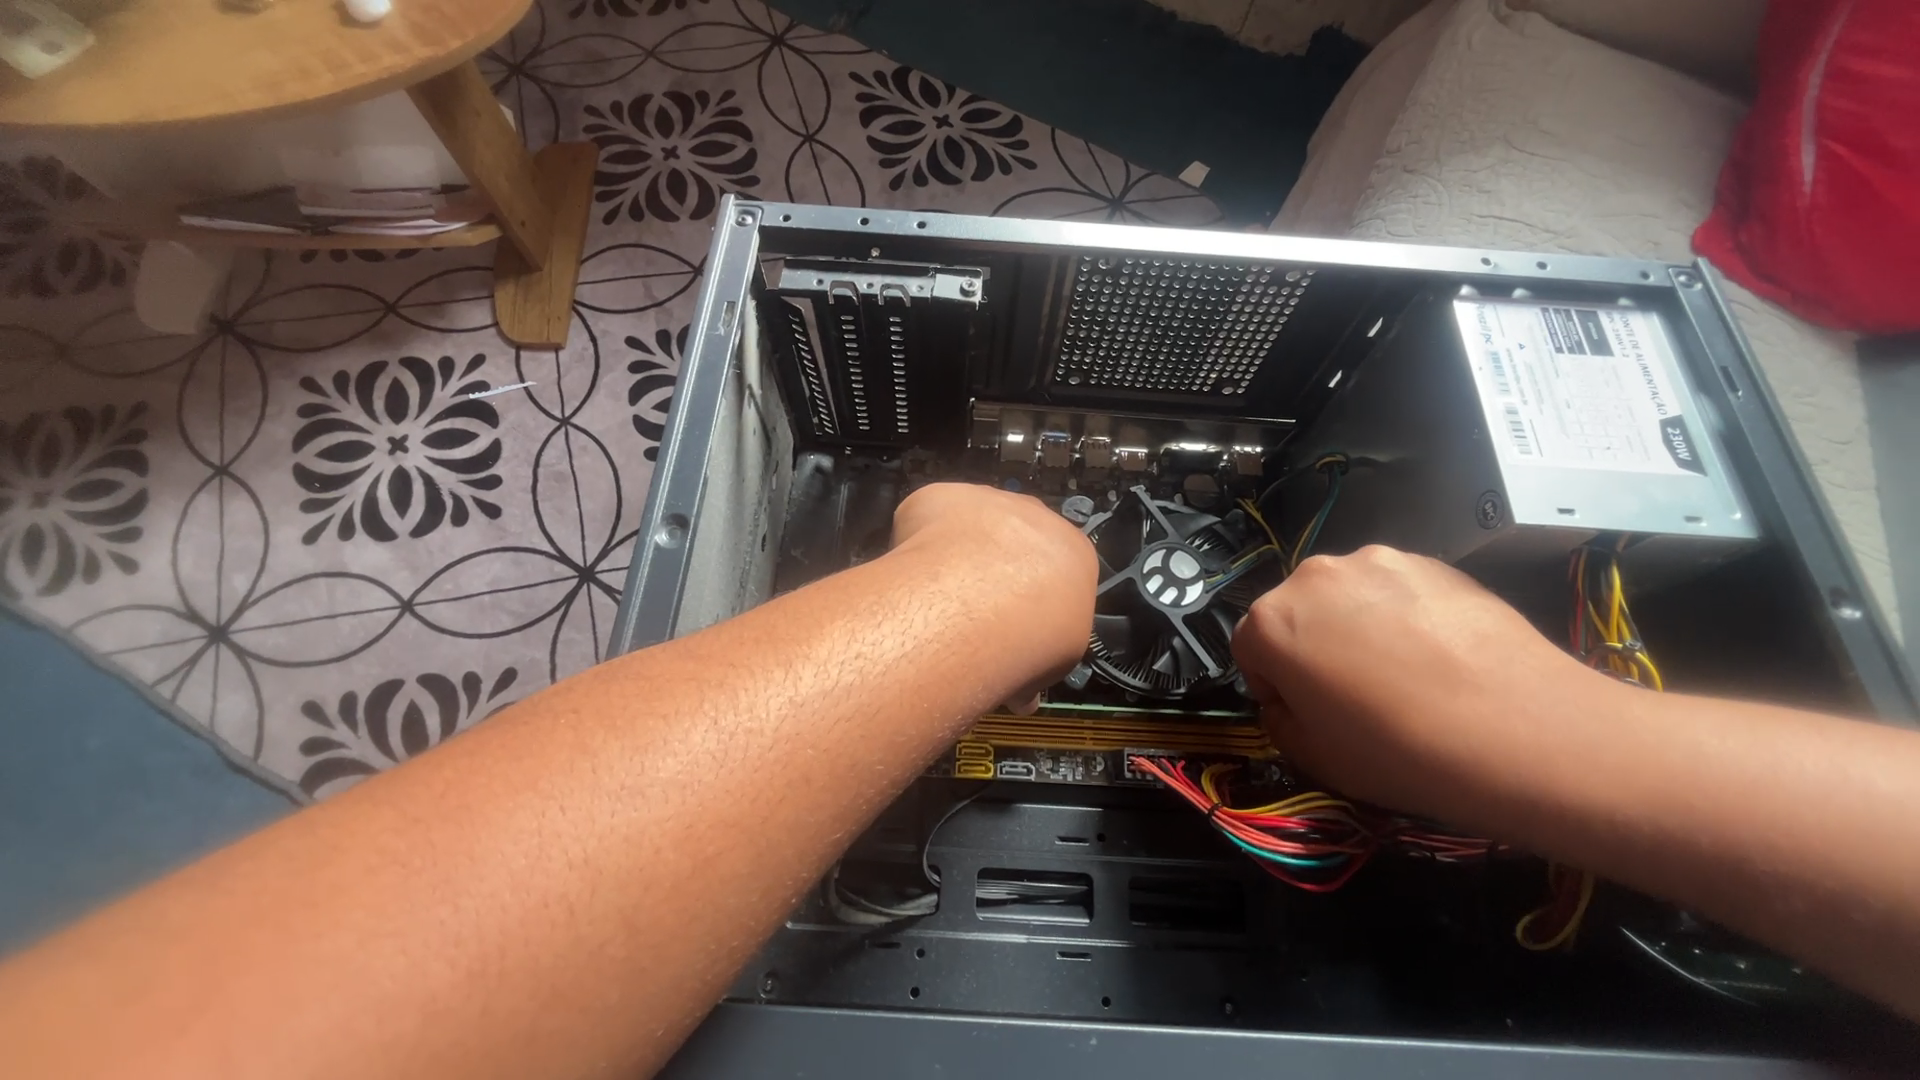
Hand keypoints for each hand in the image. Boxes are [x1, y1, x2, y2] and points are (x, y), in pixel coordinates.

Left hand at [891, 483, 1098, 699]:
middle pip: (1014, 540)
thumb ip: (1040, 666)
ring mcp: (986, 500)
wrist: (983, 601)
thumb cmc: (1036, 634)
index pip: (1058, 571)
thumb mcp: (1056, 662)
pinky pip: (926, 519)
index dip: (1035, 601)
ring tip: (939, 601)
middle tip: (974, 617)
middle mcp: (1035, 516)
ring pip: (968, 525)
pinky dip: (918, 543)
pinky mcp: (940, 495)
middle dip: (996, 572)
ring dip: (956, 556)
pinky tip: (915, 578)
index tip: (1016, 627)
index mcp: (1075, 553)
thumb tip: (1023, 696)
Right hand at [1231, 545, 1613, 819]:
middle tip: (1355, 693)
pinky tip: (1438, 654)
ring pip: (1346, 597)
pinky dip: (1403, 615)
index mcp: (1270, 622)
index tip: (1306, 712)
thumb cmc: (1398, 749)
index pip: (1247, 648)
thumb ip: (1279, 719)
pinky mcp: (1432, 562)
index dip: (1272, 684)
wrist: (1520, 729)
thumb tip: (1290, 701)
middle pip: (1295, 613)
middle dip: (1311, 646)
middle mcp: (1313, 577)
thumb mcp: (1312, 756)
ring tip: (1404, 672)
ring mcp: (1377, 562)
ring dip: (1356, 626)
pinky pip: (1396, 590)